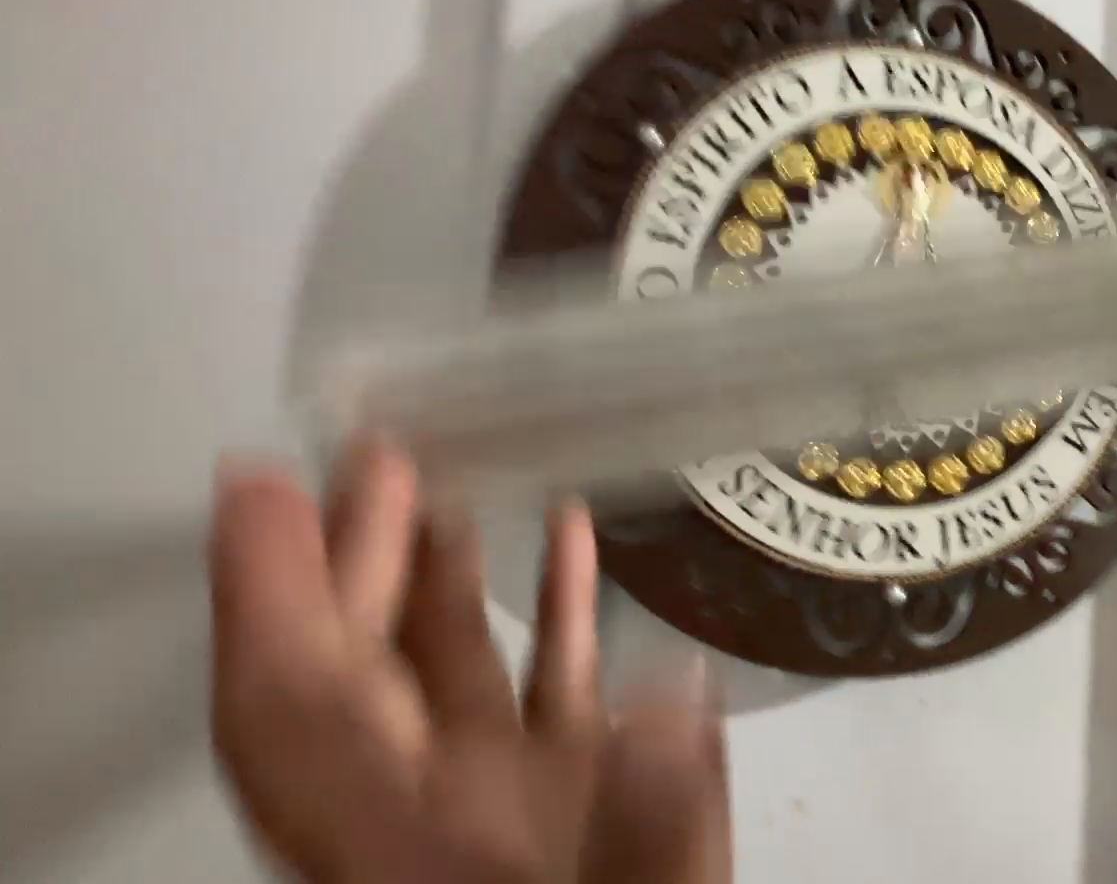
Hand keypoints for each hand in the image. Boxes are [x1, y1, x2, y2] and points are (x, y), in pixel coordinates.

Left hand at [209, 439, 730, 883]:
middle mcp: (431, 806)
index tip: (262, 489)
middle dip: (351, 555)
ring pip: (442, 661)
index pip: (299, 711)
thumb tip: (674, 695)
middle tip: (372, 455)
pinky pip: (541, 670)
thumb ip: (650, 819)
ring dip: (438, 566)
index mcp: (407, 841)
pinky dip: (550, 600)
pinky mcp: (563, 774)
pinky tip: (569, 531)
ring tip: (450, 478)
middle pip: (357, 670)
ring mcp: (499, 786)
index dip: (266, 595)